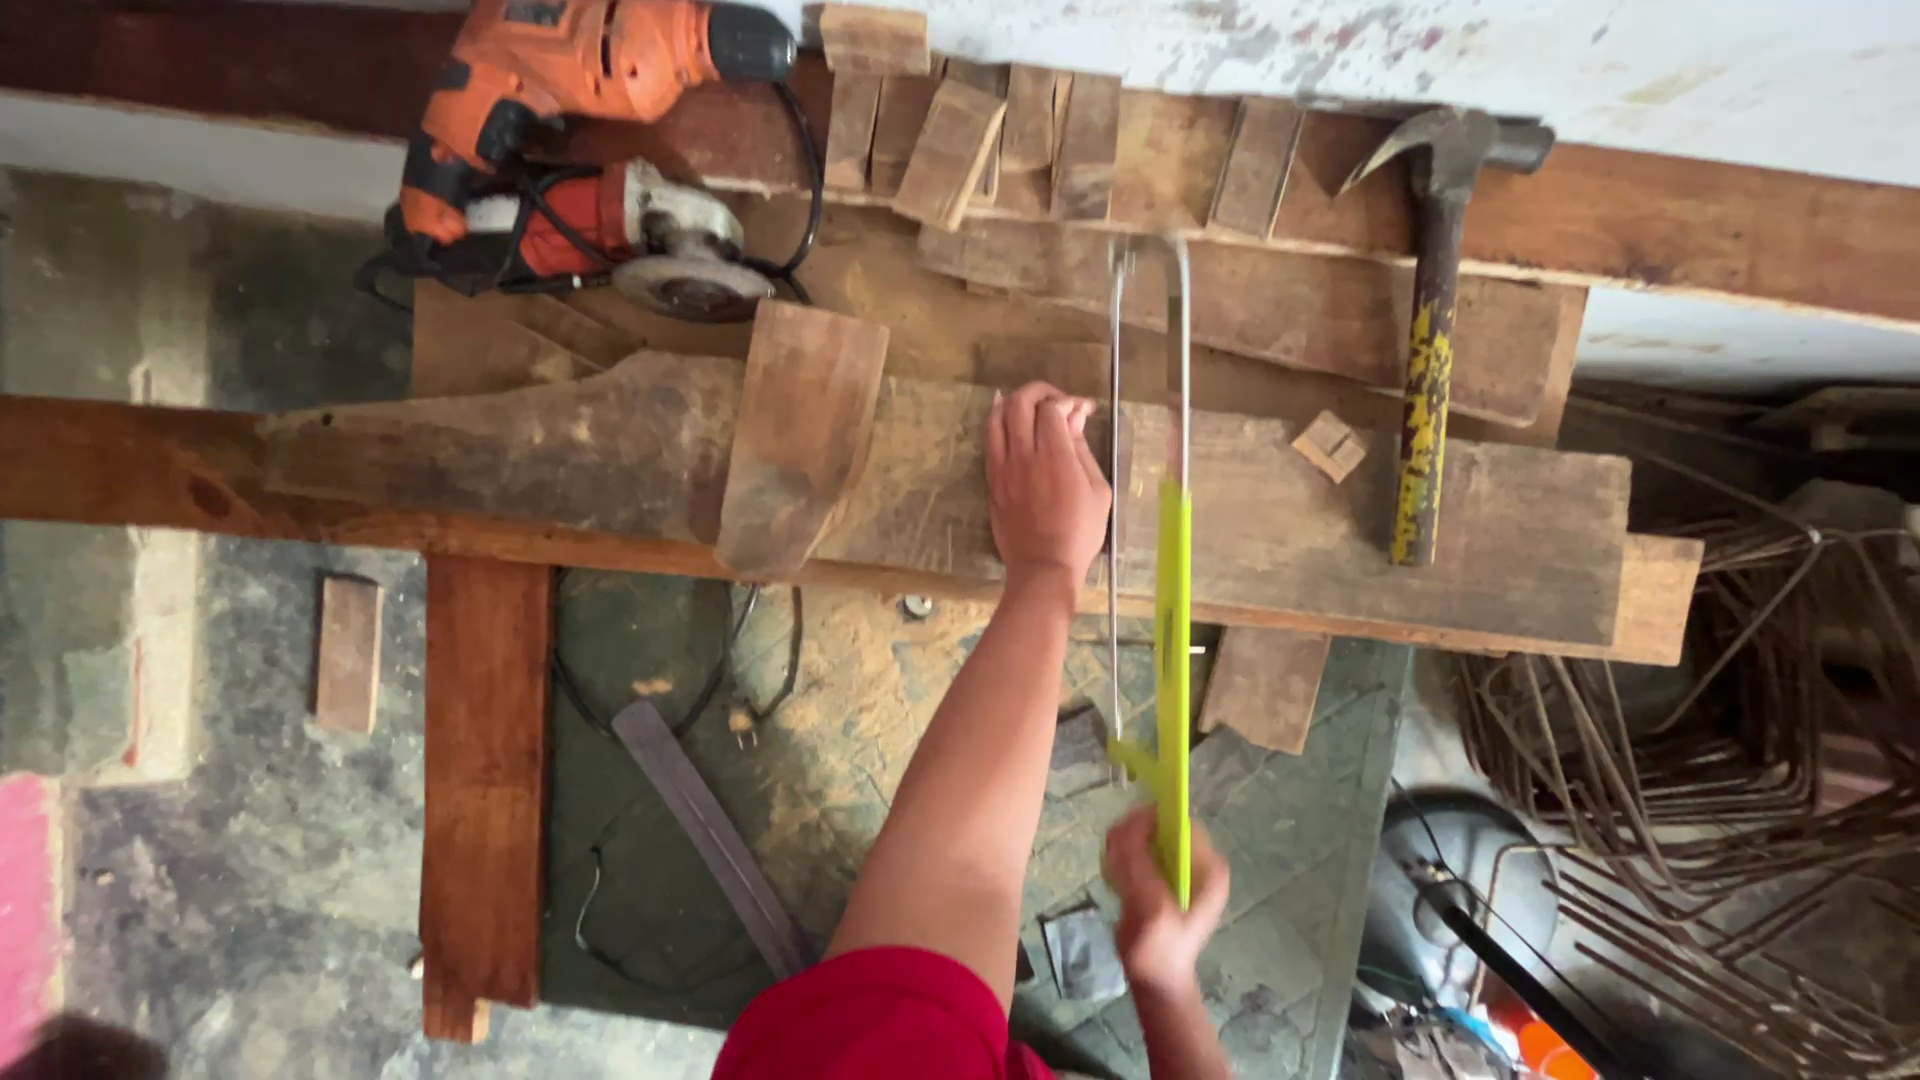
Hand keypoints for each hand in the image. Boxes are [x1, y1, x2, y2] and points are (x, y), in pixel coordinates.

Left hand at [985, 382, 1112, 585]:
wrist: (1043, 566)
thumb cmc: (1080, 532)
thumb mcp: (1098, 491)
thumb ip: (1082, 450)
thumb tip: (1075, 418)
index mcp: (1054, 457)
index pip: (1052, 409)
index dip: (1069, 401)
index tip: (1083, 409)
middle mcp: (1023, 455)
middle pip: (1020, 403)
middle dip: (1040, 392)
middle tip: (1056, 400)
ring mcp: (1002, 468)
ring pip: (996, 418)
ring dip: (1013, 402)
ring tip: (1028, 403)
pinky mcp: (992, 481)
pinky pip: (989, 441)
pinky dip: (997, 423)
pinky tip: (1005, 417)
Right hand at [1104, 804, 1229, 997]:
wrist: (1155, 981)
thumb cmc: (1160, 948)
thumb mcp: (1152, 906)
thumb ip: (1141, 862)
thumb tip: (1129, 821)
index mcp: (1208, 867)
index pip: (1181, 824)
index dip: (1154, 821)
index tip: (1127, 834)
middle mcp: (1196, 862)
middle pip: (1160, 827)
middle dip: (1134, 836)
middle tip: (1116, 858)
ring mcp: (1176, 869)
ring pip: (1143, 836)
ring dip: (1124, 849)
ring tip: (1115, 873)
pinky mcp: (1157, 876)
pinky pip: (1135, 852)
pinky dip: (1121, 859)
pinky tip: (1115, 879)